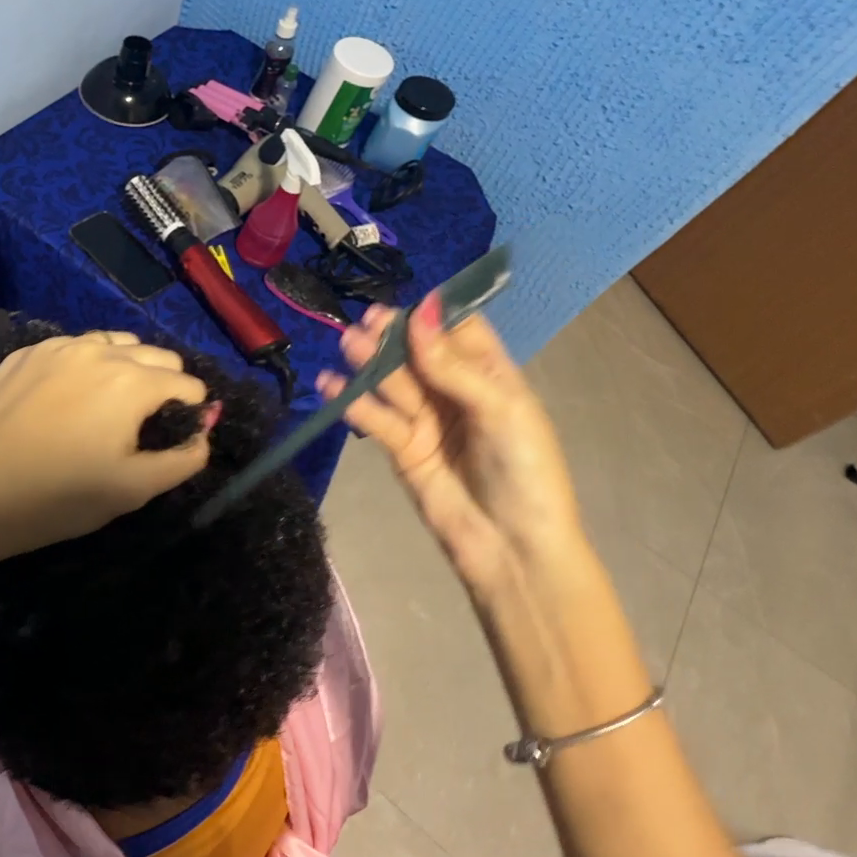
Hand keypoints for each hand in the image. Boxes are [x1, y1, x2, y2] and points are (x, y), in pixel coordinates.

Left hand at [0, 331, 209, 553]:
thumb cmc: (57, 497)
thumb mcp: (133, 490)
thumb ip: (184, 458)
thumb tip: (205, 430)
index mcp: (133, 381)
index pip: (188, 385)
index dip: (191, 414)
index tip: (172, 440)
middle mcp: (99, 350)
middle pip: (157, 355)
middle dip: (164, 386)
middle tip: (143, 427)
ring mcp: (57, 346)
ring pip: (114, 343)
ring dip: (126, 368)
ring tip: (108, 408)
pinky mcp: (24, 353)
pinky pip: (73, 347)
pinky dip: (85, 365)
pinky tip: (66, 399)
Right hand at [316, 296, 581, 594]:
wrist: (512, 550)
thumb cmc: (524, 472)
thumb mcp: (500, 411)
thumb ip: (452, 365)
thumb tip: (421, 311)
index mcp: (492, 377)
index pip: (457, 331)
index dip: (431, 316)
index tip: (405, 307)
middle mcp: (456, 392)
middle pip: (417, 354)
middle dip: (393, 337)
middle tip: (367, 324)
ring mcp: (427, 421)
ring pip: (392, 382)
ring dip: (369, 362)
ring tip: (346, 344)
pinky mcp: (401, 450)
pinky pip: (375, 418)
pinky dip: (352, 401)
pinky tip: (332, 385)